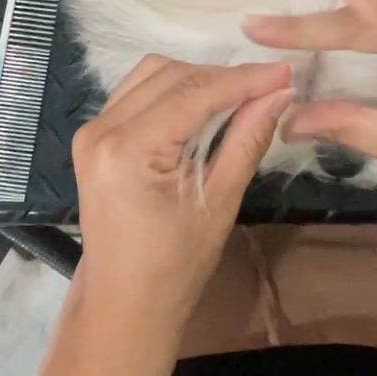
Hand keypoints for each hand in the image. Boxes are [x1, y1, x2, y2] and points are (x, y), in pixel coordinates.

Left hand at [67, 57, 293, 341]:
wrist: (123, 304)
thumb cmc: (174, 267)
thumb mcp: (220, 204)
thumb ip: (247, 140)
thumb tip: (280, 93)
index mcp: (128, 150)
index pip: (193, 94)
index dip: (242, 79)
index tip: (283, 72)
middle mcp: (102, 129)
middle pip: (171, 75)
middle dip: (222, 77)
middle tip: (267, 86)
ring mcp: (92, 128)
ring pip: (152, 74)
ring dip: (197, 78)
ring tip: (239, 95)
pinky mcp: (93, 133)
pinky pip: (137, 90)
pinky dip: (172, 89)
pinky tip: (202, 104)